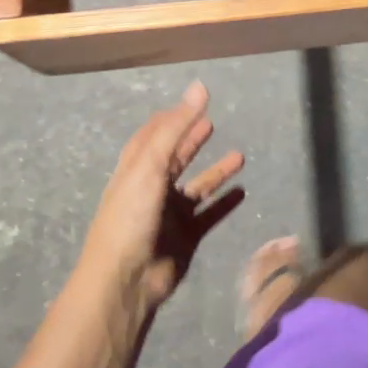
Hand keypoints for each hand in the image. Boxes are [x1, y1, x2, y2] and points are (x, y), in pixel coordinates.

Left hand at [78, 83, 244, 315]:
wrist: (125, 280)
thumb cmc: (130, 218)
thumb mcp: (150, 166)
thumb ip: (176, 128)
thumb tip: (199, 87)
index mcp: (134, 171)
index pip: (151, 137)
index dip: (169, 119)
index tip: (191, 102)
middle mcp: (151, 190)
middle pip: (174, 159)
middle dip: (190, 140)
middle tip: (211, 122)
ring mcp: (169, 215)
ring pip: (196, 187)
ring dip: (215, 172)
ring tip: (240, 155)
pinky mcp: (186, 237)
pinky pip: (209, 215)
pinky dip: (224, 202)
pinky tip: (242, 192)